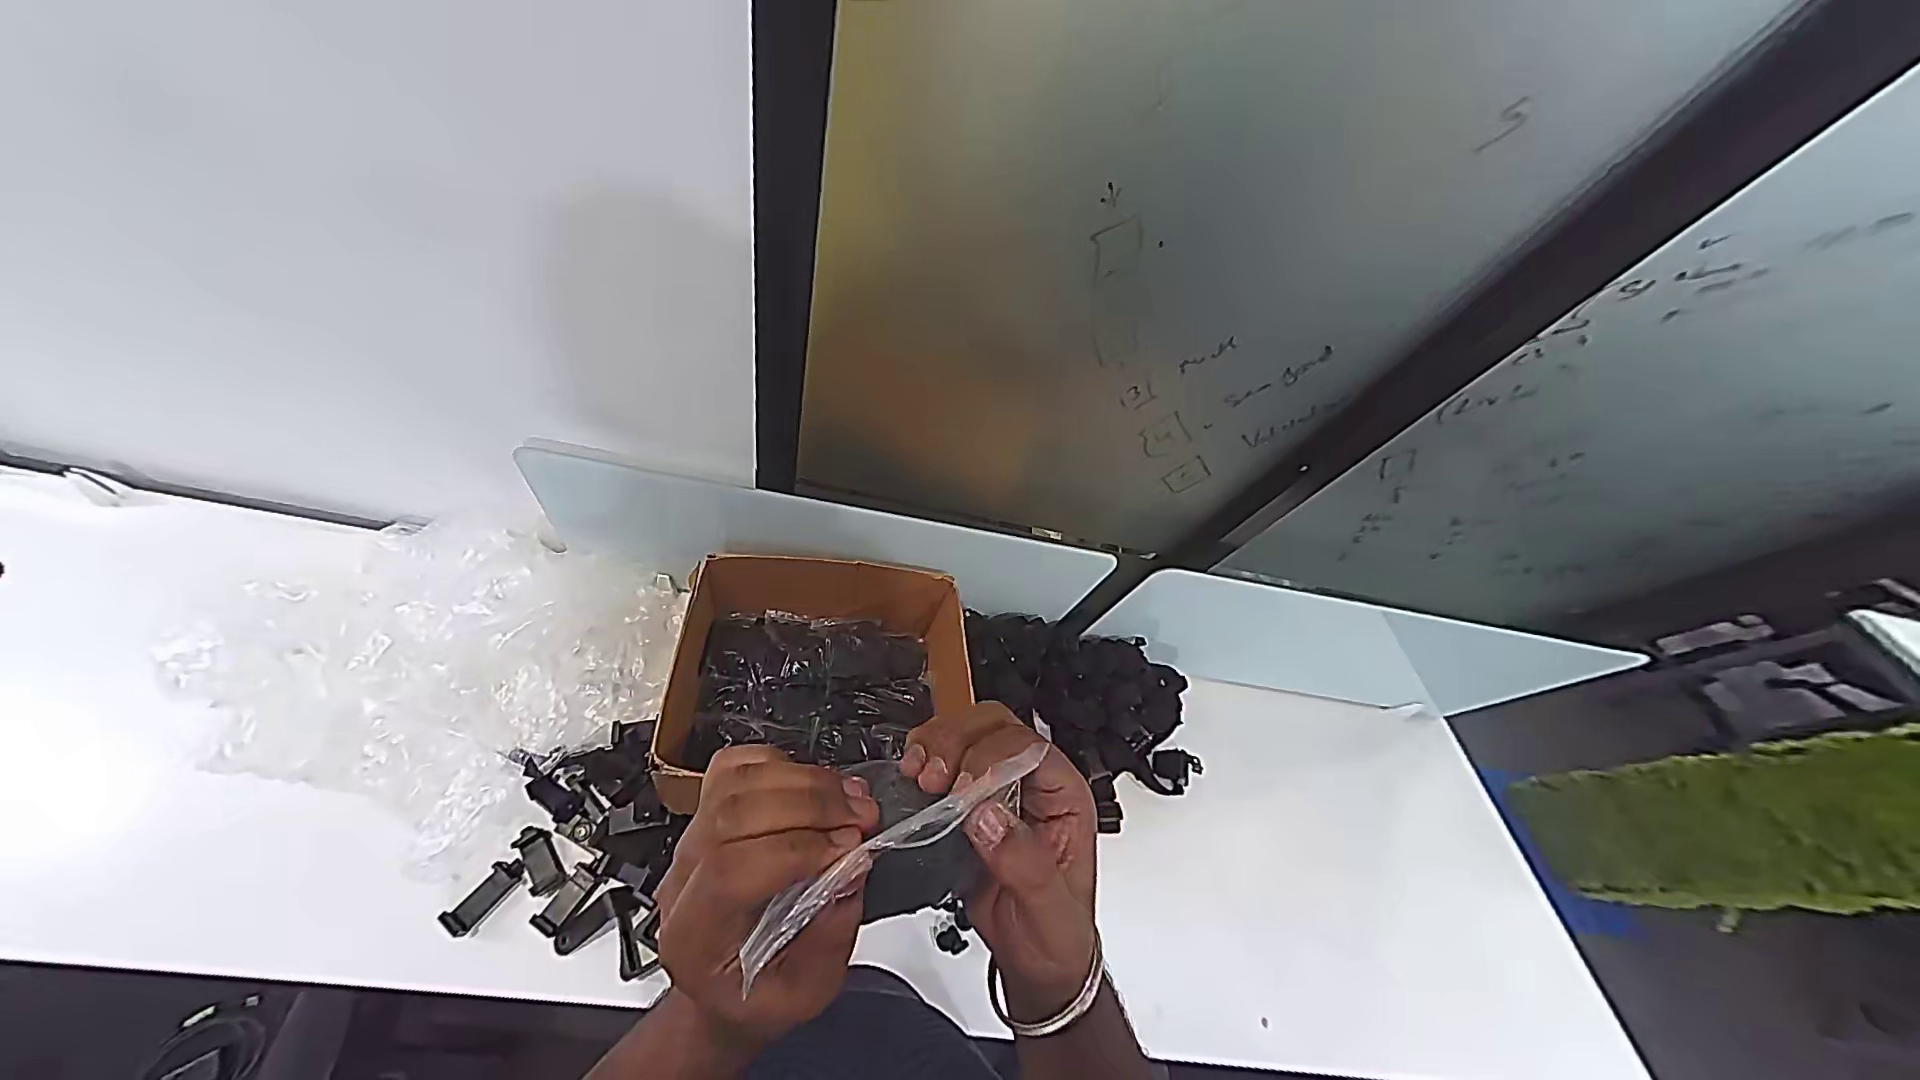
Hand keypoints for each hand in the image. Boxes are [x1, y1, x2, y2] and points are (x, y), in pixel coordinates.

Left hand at [651, 744, 880, 1054]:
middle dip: (812, 805)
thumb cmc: (759, 991)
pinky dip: (782, 763)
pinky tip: (814, 783)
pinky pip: (736, 764)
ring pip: (737, 780)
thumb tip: (853, 866)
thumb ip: (831, 935)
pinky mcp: (710, 807)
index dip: (798, 849)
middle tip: (862, 816)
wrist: (730, 980)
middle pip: (735, 813)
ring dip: (806, 779)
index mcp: (694, 934)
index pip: (731, 869)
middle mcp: (683, 876)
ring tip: (850, 798)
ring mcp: (693, 835)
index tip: (850, 848)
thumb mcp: (806, 993)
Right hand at [902, 703, 1098, 1020]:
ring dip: (938, 742)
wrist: (1034, 959)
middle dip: (959, 741)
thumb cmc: (1055, 935)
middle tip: (934, 776)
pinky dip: (923, 755)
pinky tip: (912, 773)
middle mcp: (1032, 782)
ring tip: (920, 773)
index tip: (961, 789)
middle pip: (996, 727)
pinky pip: (946, 754)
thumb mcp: (1050, 911)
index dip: (992, 758)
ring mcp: (998, 784)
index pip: (1030, 750)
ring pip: (969, 730)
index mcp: (1063, 797)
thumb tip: (988, 817)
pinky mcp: (966, 796)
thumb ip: (1025, 864)